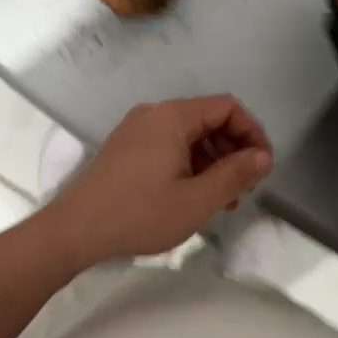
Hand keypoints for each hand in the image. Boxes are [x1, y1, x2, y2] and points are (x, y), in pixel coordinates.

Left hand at [43, 96, 272, 264]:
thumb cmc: (139, 214)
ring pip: (188, 136)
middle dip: (233, 150)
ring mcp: (136, 130)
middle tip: (244, 189)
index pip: (226, 107)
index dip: (252, 133)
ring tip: (222, 201)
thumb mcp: (197, 200)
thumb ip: (235, 175)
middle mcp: (153, 114)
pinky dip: (189, 165)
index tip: (262, 167)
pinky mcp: (125, 148)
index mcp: (171, 117)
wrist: (75, 229)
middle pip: (207, 119)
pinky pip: (168, 146)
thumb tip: (262, 156)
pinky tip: (193, 198)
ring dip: (212, 162)